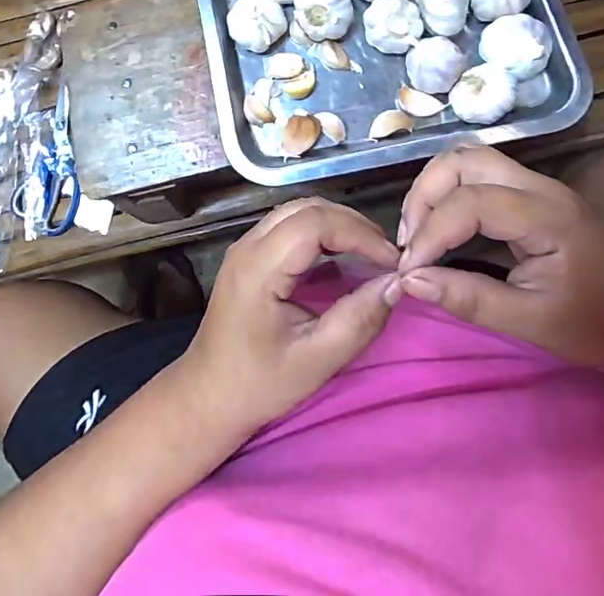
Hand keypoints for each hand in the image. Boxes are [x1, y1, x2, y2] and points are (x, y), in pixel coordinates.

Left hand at [177, 198, 400, 435]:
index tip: (393, 262)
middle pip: (306, 209)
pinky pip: (290, 227)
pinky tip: (343, 258)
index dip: (359, 234)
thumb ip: (357, 320)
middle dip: (352, 225)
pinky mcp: (250, 256)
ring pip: (298, 212)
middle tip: (386, 256)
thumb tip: (396, 284)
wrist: (207, 395)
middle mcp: (248, 246)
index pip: (314, 222)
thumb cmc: (258, 383)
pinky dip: (322, 233)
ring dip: (338, 226)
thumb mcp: (316, 360)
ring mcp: (245, 247)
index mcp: (258, 268)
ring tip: (371, 255)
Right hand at [395, 146, 603, 369]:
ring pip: (466, 158)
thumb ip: (469, 298)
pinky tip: (437, 225)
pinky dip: (446, 192)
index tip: (409, 270)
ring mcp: (536, 184)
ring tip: (418, 231)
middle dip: (424, 195)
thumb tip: (408, 281)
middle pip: (463, 160)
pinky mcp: (528, 191)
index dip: (431, 233)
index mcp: (548, 217)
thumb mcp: (532, 323)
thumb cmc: (595, 326)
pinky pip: (475, 173)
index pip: (470, 203)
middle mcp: (540, 187)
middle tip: (410, 241)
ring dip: (432, 188)